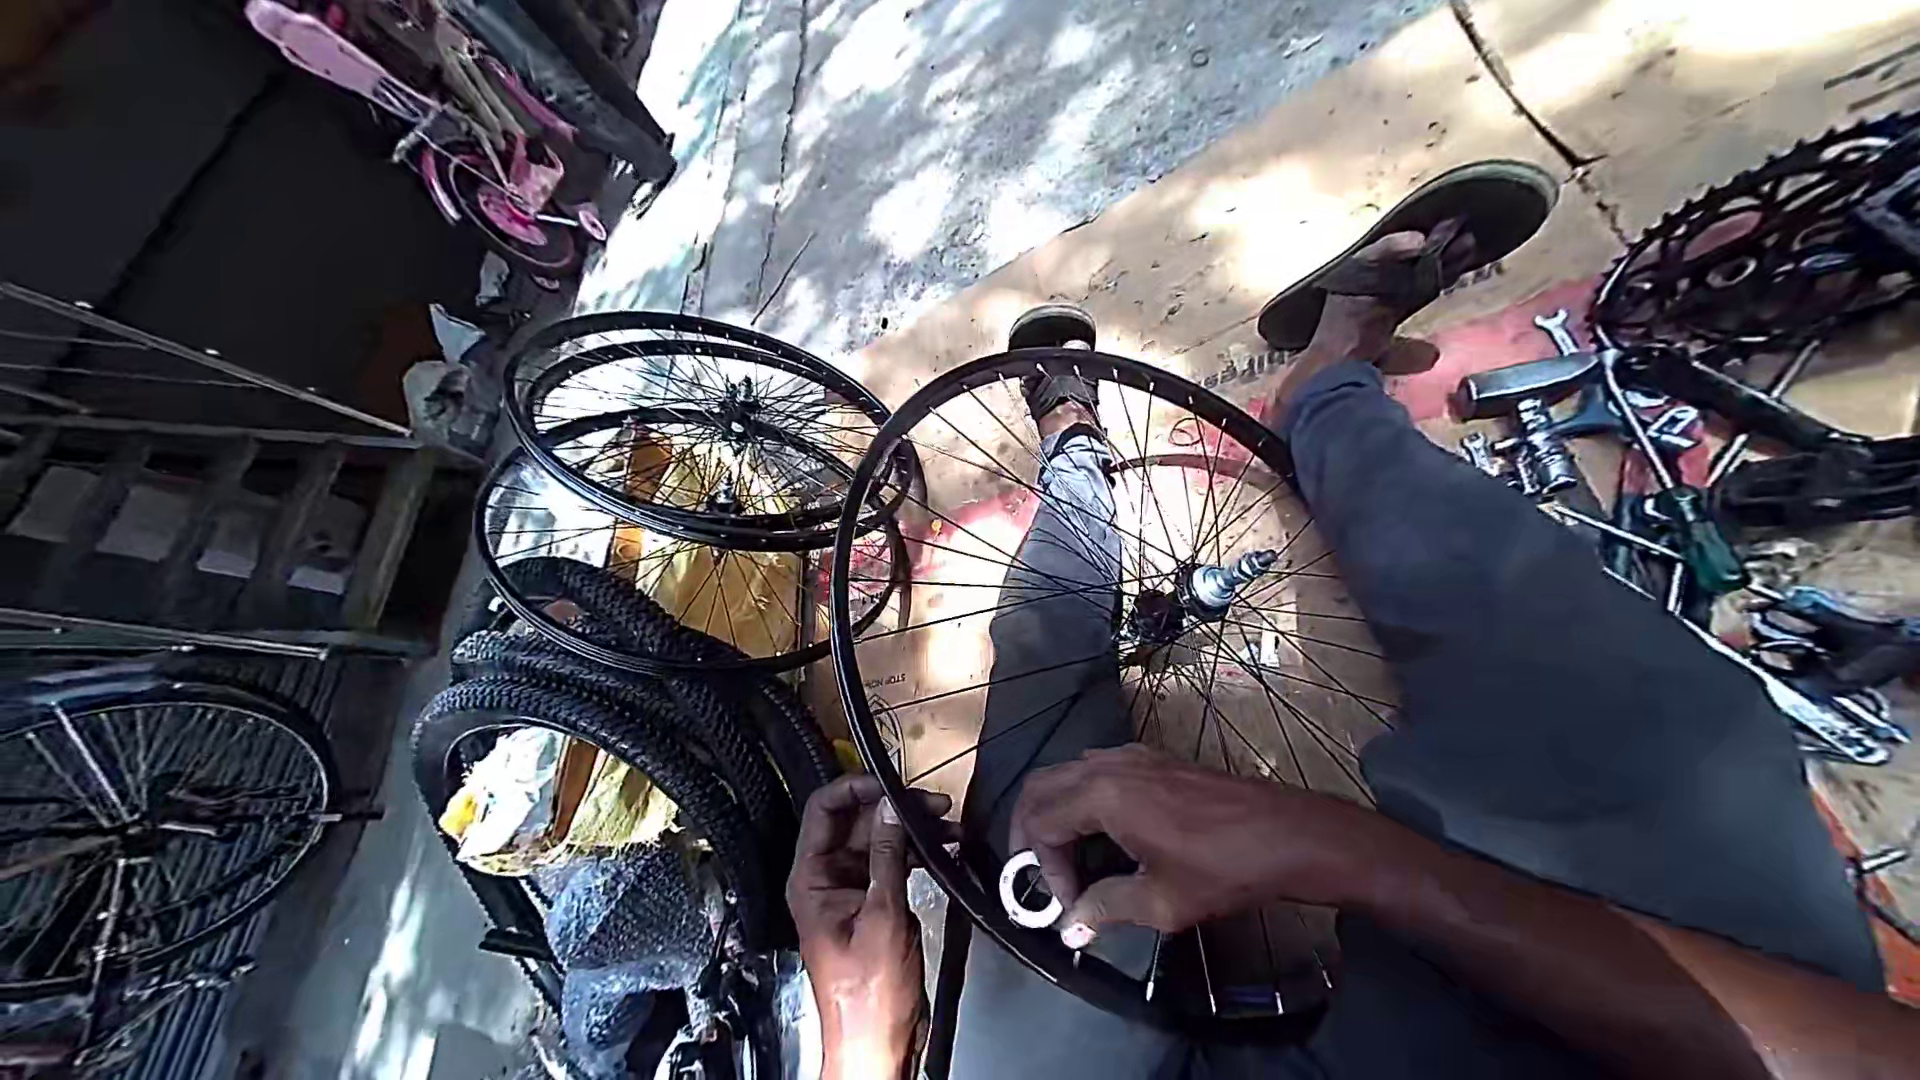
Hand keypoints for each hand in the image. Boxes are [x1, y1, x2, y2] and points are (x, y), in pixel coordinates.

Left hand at [786, 775, 950, 1079]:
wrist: (879, 1044)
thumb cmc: (869, 991)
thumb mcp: (880, 917)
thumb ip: (886, 857)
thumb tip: (891, 806)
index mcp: (812, 877)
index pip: (824, 810)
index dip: (854, 788)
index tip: (891, 784)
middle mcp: (829, 874)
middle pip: (859, 820)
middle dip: (897, 807)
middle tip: (936, 803)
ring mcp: (854, 885)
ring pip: (882, 836)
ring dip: (915, 827)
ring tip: (950, 823)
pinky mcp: (877, 897)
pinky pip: (896, 859)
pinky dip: (920, 850)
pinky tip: (947, 845)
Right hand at [1009, 744, 1421, 945]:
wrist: (1284, 833)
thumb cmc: (1222, 868)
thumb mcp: (1160, 901)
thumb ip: (1104, 907)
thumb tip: (1069, 926)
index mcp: (1102, 795)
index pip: (1042, 823)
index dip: (1043, 867)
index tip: (1066, 903)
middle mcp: (1105, 765)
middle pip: (1040, 786)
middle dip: (1030, 830)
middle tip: (1039, 873)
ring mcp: (1126, 755)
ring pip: (1063, 773)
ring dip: (1053, 811)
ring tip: (1066, 856)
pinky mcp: (1146, 756)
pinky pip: (1091, 768)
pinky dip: (1077, 796)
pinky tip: (1099, 829)